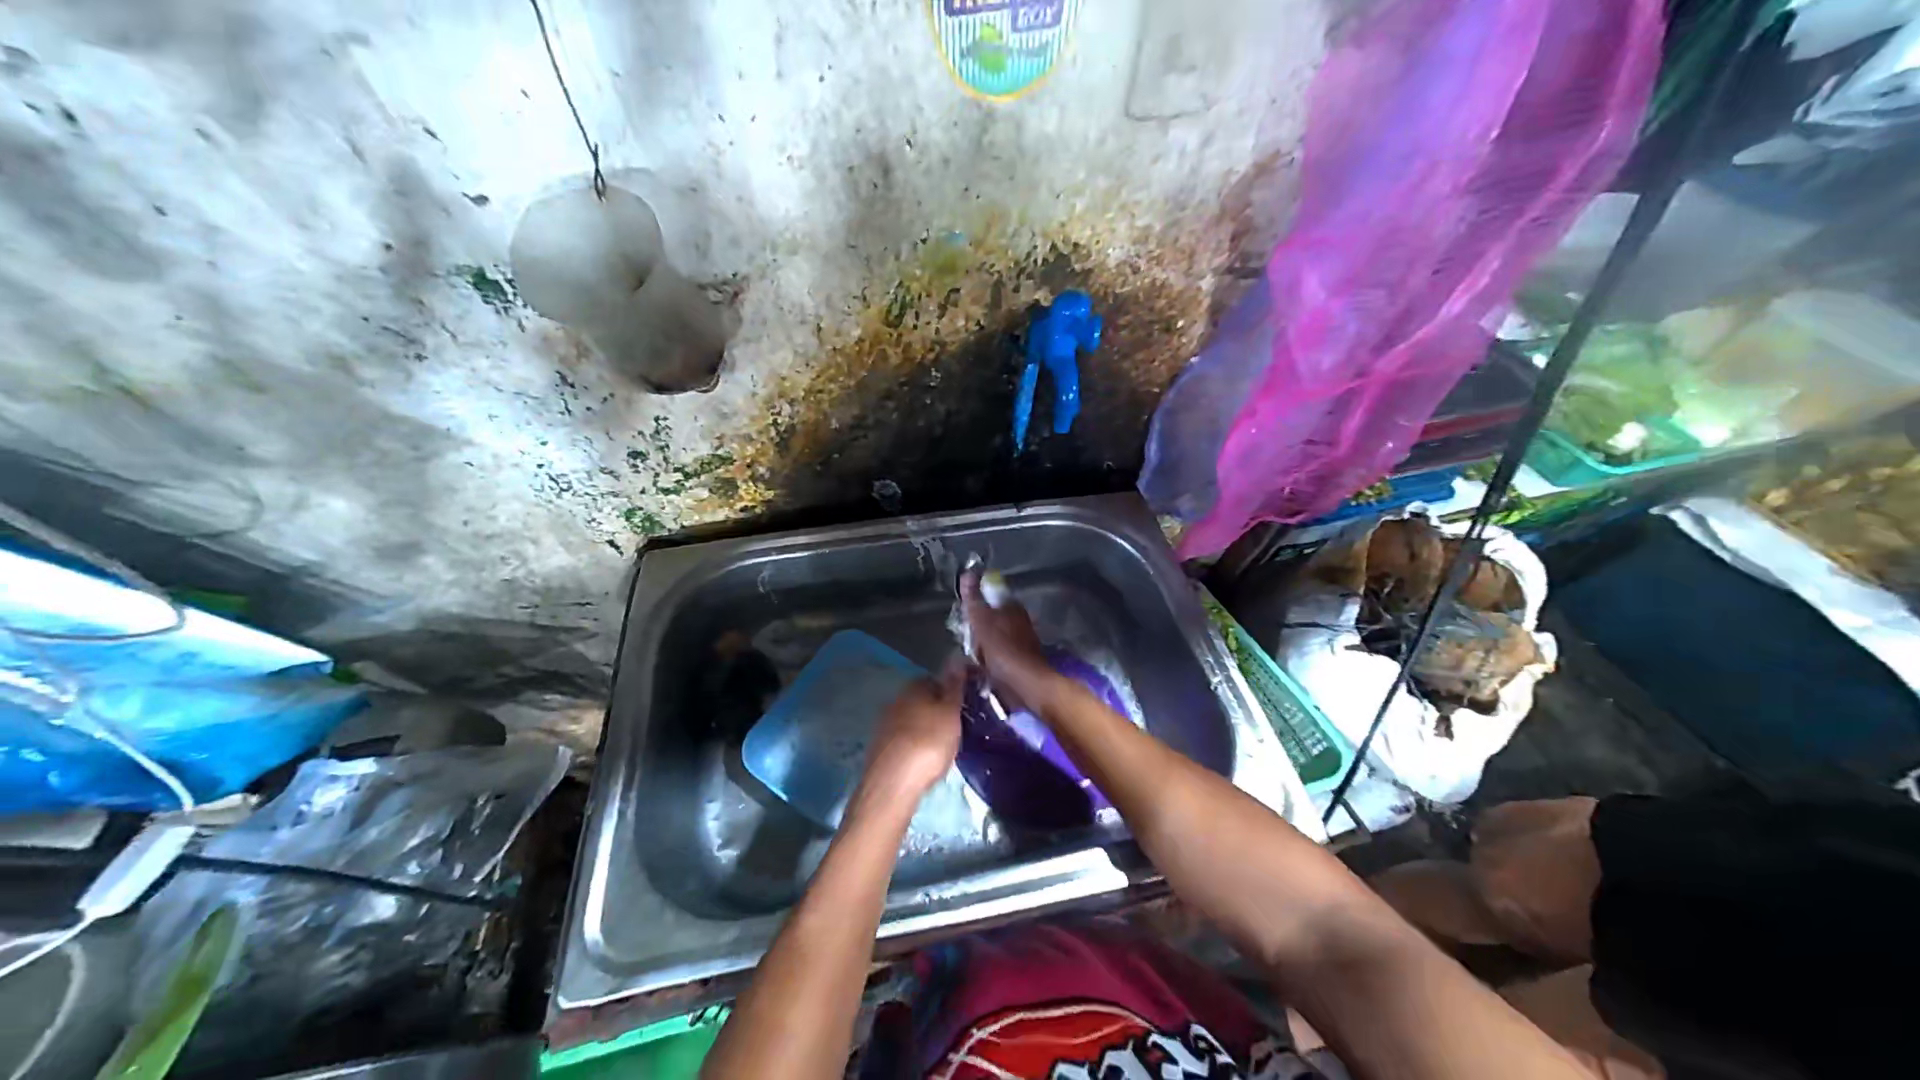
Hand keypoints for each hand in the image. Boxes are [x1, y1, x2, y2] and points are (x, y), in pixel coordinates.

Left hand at [861, 662, 964, 799]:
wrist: (893, 783)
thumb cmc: (928, 743)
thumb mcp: (951, 713)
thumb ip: (954, 687)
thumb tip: (956, 658)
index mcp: (913, 687)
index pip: (935, 679)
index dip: (951, 692)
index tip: (964, 708)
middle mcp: (895, 700)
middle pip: (922, 700)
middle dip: (937, 711)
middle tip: (956, 729)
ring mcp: (884, 724)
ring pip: (912, 720)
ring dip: (925, 729)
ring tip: (942, 747)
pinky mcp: (880, 748)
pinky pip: (903, 740)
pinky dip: (914, 746)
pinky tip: (923, 760)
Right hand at [961, 570, 1054, 702]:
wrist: (1026, 685)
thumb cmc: (1003, 650)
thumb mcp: (982, 621)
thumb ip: (973, 600)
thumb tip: (967, 573)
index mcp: (1012, 607)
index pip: (989, 598)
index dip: (974, 606)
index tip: (963, 616)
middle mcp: (1018, 622)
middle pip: (990, 620)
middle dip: (976, 629)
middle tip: (965, 639)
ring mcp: (1019, 643)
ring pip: (992, 640)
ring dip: (980, 648)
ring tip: (970, 657)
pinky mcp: (1018, 662)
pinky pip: (996, 657)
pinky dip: (987, 662)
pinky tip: (980, 669)